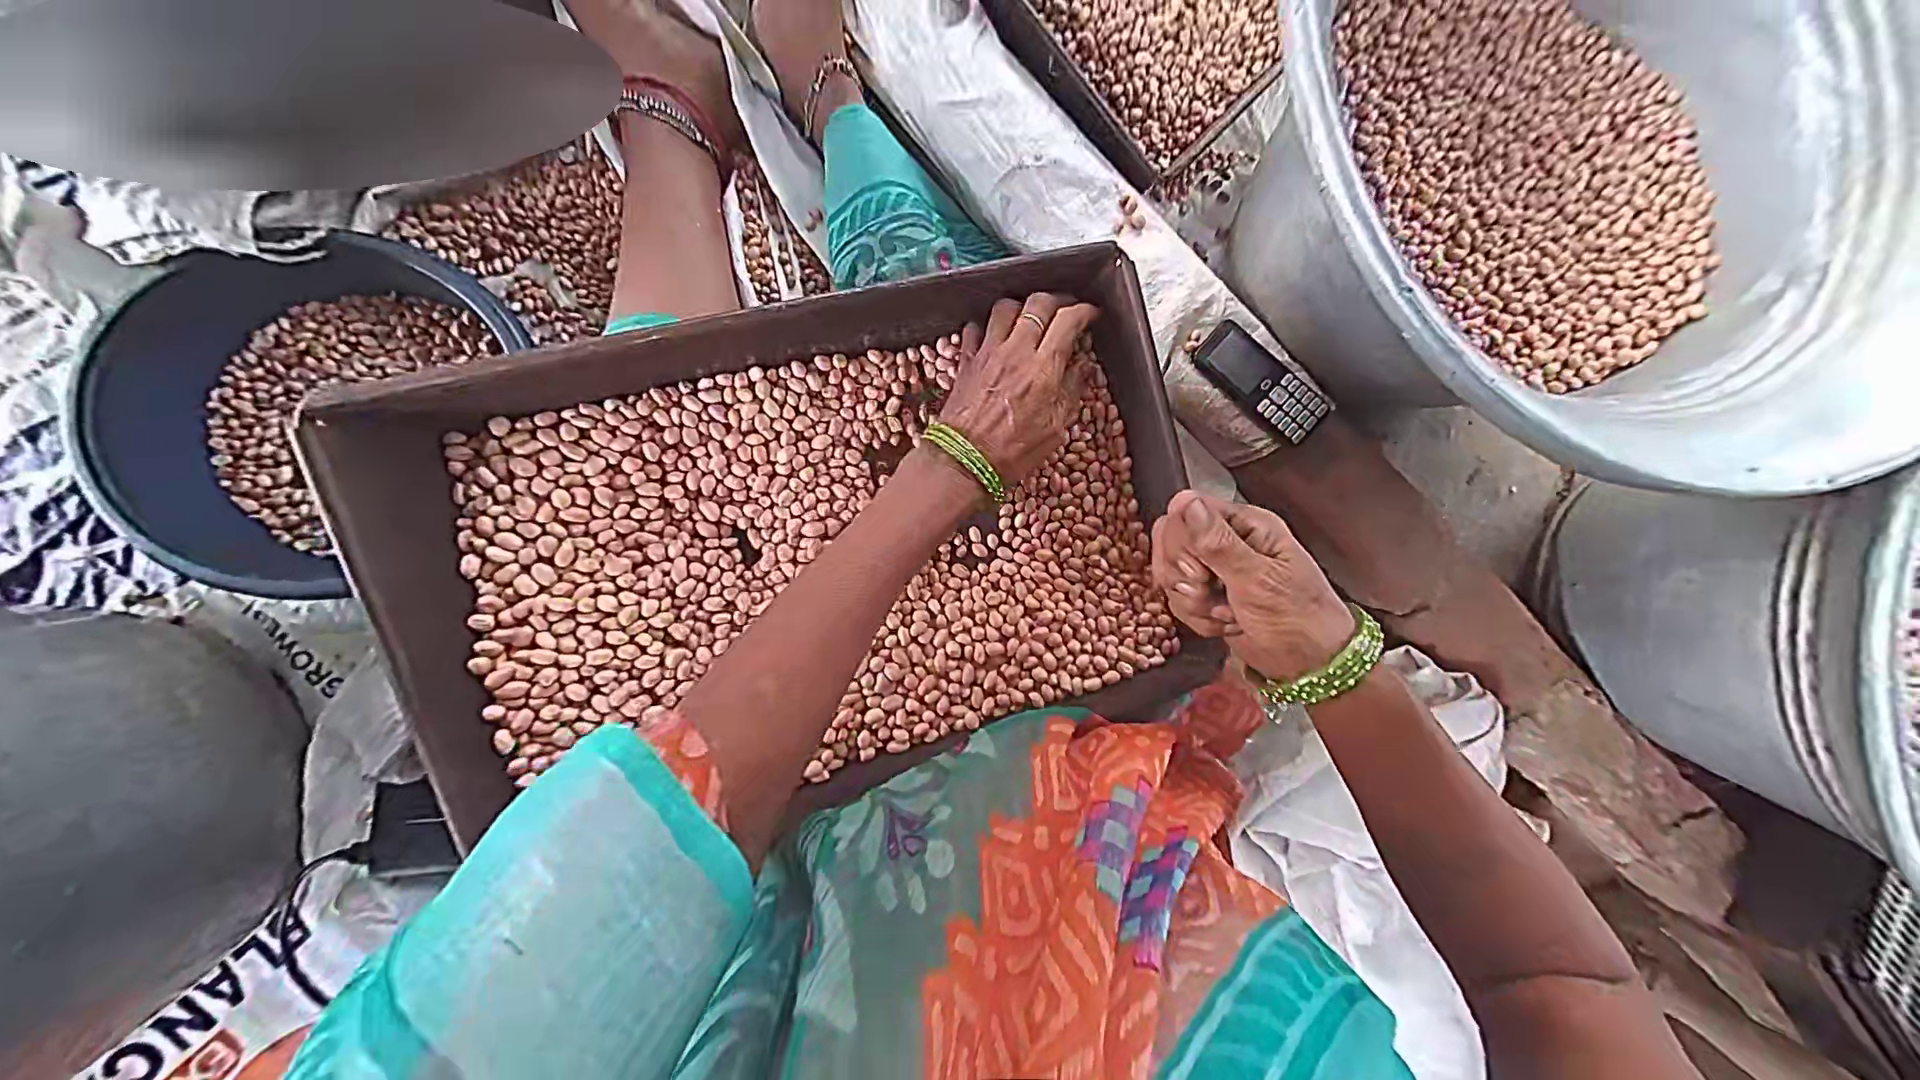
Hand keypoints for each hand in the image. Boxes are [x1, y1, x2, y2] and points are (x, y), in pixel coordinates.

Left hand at [937, 294, 1100, 489]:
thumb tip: (1083, 369)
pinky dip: (987, 326)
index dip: (1084, 311)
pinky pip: (975, 328)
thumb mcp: (1055, 429)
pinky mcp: (966, 361)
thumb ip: (1071, 392)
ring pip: (1005, 307)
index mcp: (1042, 368)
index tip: (1090, 315)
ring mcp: (987, 353)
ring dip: (1021, 307)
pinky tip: (994, 337)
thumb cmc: (1011, 452)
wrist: (965, 461)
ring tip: (1029, 318)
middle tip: (1065, 310)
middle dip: (1057, 301)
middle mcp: (1015, 352)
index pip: (1068, 320)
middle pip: (1038, 303)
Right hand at [1151, 490, 1356, 682]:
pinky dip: (1196, 616)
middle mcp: (1225, 539)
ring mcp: (1213, 568)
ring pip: (1169, 571)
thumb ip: (1218, 543)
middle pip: (1170, 540)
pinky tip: (1224, 623)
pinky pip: (1177, 597)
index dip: (1182, 541)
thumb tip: (1186, 501)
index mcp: (1245, 524)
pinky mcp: (1205, 594)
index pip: (1185, 510)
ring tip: (1226, 613)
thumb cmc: (1299, 618)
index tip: (1199, 572)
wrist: (1311, 665)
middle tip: (1210, 593)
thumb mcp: (1259, 580)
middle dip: (1184, 576)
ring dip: (1192, 601)